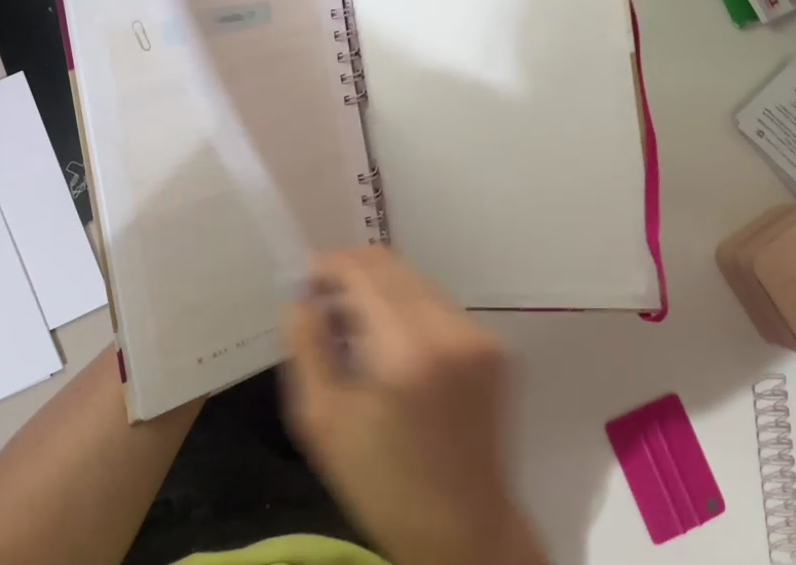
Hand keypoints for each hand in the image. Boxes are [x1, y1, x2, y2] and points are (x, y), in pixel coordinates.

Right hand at [282, 246, 546, 564]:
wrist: (464, 530)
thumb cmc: (381, 483)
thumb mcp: (320, 419)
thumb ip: (305, 344)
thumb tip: (300, 296)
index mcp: (406, 349)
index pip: (363, 269)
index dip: (327, 265)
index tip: (305, 285)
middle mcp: (450, 330)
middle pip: (391, 265)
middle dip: (350, 273)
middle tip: (323, 304)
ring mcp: (479, 336)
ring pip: (415, 280)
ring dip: (379, 291)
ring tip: (354, 331)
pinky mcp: (495, 347)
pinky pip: (438, 305)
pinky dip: (407, 310)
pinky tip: (390, 348)